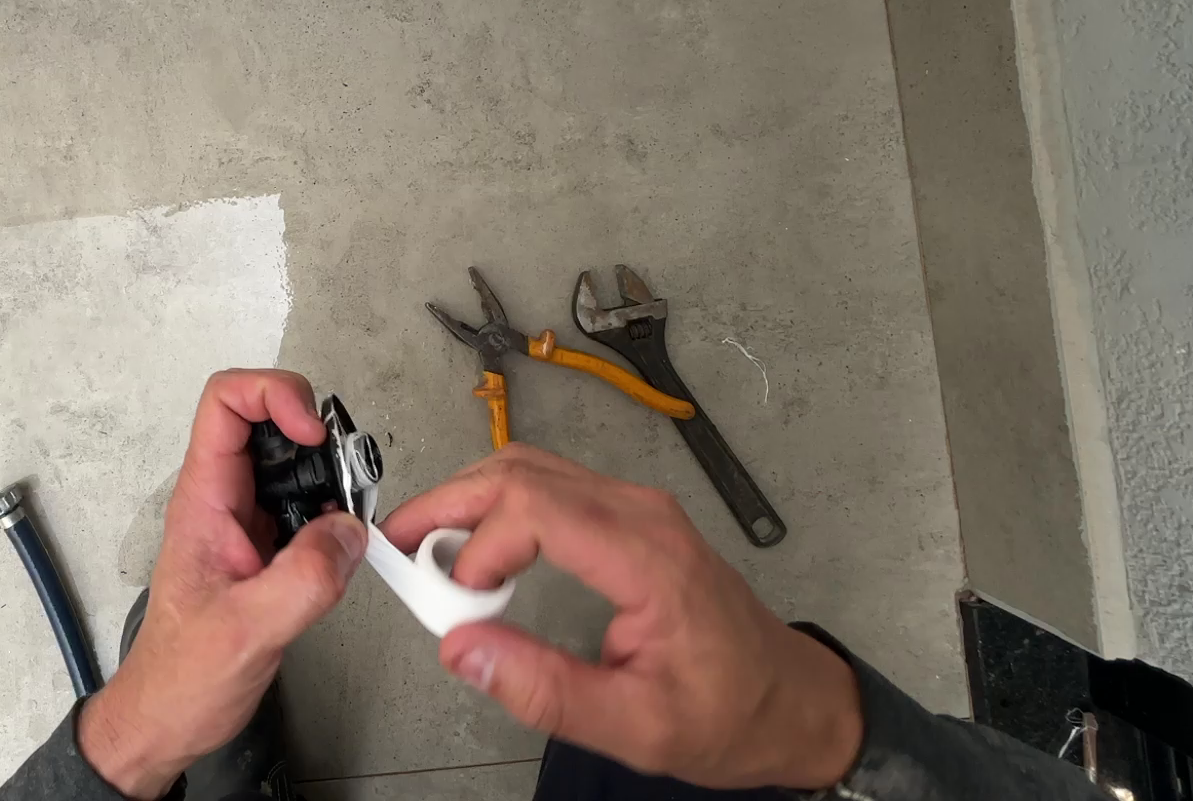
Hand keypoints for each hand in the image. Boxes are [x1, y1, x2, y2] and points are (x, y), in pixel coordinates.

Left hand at [78, 370, 367, 798]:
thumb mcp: (246, 631)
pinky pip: (303, 495)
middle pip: (264, 416)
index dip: (273, 394)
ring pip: (288, 455)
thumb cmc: (183, 676)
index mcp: (204, 496)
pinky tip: (345, 534)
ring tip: (351, 503)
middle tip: (346, 469)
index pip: (226, 400)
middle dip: (312, 427)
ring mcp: (245, 513)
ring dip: (327, 467)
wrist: (167, 717)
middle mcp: (224, 494)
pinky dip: (331, 502)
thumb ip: (303, 580)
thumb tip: (350, 530)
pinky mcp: (266, 537)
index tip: (312, 433)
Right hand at [378, 445, 862, 790]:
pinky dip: (495, 500)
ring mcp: (628, 501)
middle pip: (521, 471)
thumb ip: (544, 690)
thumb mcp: (637, 728)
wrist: (792, 698)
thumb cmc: (728, 713)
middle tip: (401, 538)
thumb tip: (460, 647)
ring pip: (527, 465)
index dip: (479, 540)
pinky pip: (544, 480)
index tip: (457, 594)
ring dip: (467, 495)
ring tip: (427, 539)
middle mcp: (635, 508)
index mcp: (646, 554)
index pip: (537, 505)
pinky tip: (475, 537)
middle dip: (449, 501)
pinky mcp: (619, 508)